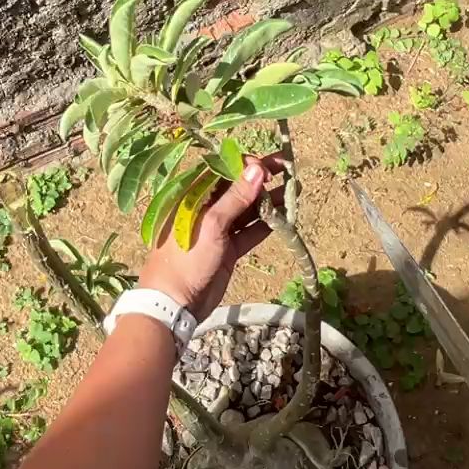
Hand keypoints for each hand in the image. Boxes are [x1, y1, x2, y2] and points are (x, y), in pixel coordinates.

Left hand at [137, 156, 282, 320]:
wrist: (175, 303)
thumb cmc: (187, 257)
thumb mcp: (212, 224)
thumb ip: (235, 197)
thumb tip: (257, 169)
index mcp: (193, 196)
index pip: (221, 170)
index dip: (244, 165)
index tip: (266, 167)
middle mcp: (206, 209)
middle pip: (237, 187)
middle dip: (261, 178)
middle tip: (287, 168)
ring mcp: (218, 230)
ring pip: (247, 209)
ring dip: (268, 200)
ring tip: (293, 189)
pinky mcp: (228, 249)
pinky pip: (250, 231)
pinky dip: (266, 224)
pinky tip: (285, 215)